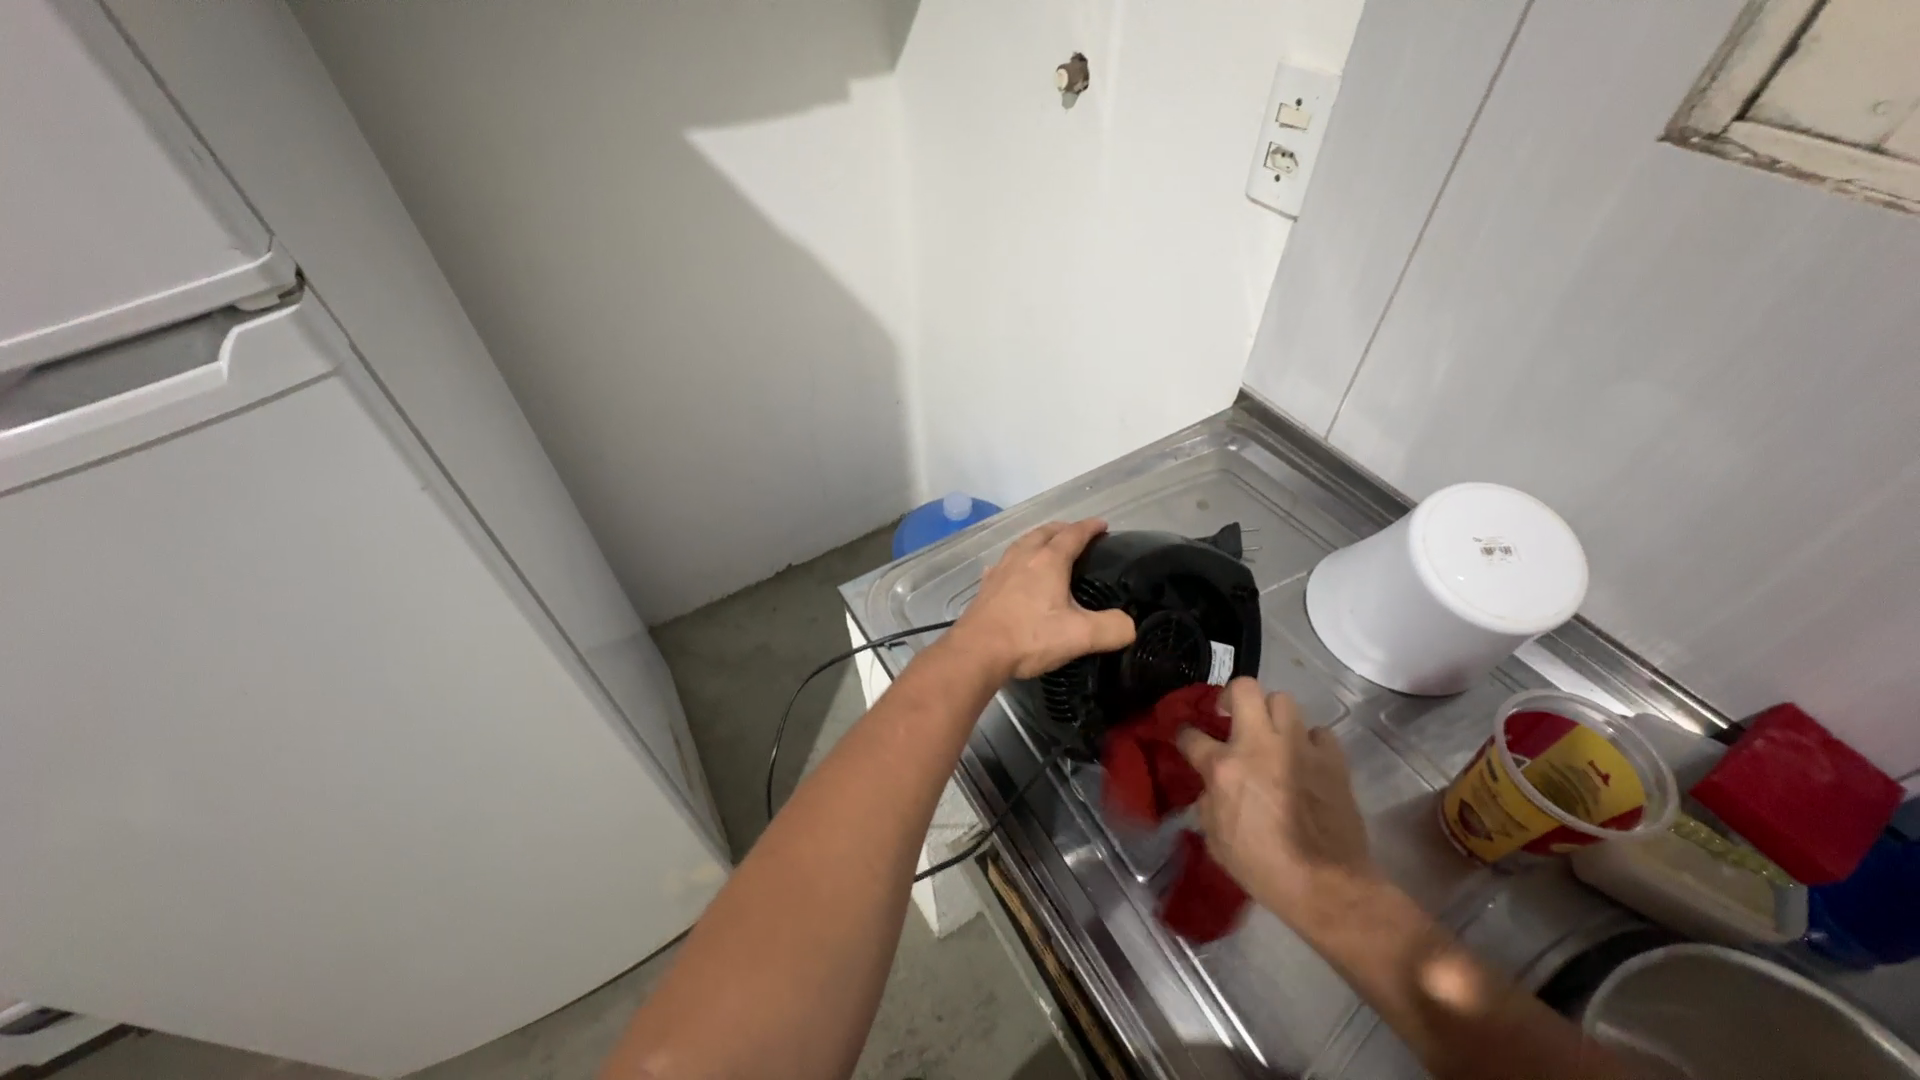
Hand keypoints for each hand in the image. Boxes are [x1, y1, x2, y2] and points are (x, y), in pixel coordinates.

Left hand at [949, 519, 1135, 679]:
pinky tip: (1014, 571)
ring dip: (1038, 540)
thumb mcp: (1080, 636)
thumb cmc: (1030, 638)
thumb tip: (1128, 626)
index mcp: (1049, 561)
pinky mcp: (986, 587)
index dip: (1090, 527)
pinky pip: (1004, 563)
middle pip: (1044, 532)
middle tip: (1077, 535)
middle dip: (1063, 529)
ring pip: (1022, 544)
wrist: (977, 652)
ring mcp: (1000, 570)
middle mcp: (1023, 557)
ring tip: (1047, 548)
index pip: (1073, 534)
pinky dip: (1016, 560)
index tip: (1103, 525)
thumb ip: (1112, 629)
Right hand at [1178, 679, 1378, 931]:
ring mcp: (1299, 747)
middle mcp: (1260, 745)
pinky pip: (1318, 732)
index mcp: (1224, 767)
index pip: (1191, 735)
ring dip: (1272, 715)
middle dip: (1232, 696)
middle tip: (1230, 715)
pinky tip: (1305, 759)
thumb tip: (1211, 790)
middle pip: (1244, 688)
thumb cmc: (1262, 868)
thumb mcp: (1216, 841)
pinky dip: (1309, 741)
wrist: (1325, 885)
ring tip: (1271, 735)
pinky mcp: (1332, 759)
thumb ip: (1208, 805)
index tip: (1186, 739)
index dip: (1184, 735)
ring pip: (1283, 700)